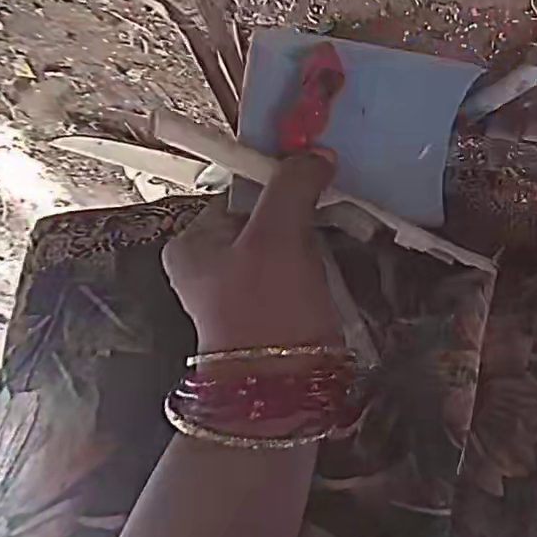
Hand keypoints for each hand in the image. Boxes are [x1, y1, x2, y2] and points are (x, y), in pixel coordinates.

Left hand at [162, 152, 341, 352]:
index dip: (279, 175)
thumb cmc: (266, 305)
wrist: (285, 382)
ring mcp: (248, 279)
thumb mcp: (275, 236)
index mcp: (194, 241)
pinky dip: (322, 244)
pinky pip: (302, 254)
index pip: (240, 188)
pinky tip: (342, 243)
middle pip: (267, 208)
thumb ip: (294, 186)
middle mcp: (216, 258)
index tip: (316, 170)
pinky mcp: (279, 295)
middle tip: (333, 195)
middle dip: (303, 200)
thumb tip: (318, 153)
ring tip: (342, 219)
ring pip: (289, 230)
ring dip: (317, 222)